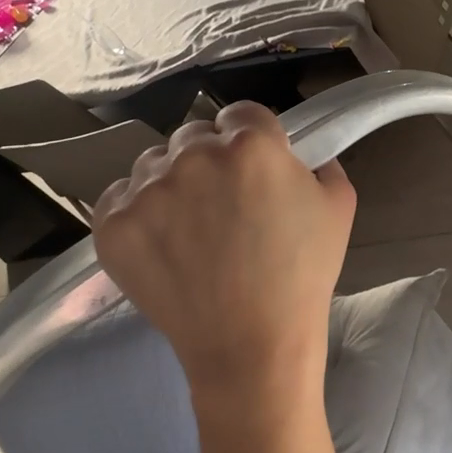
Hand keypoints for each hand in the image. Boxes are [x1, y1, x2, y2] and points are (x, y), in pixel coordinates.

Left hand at [93, 101, 356, 397]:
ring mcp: (147, 191)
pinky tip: (166, 238)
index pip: (243, 112)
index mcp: (253, 146)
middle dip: (212, 155)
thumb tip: (300, 157)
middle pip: (195, 134)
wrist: (252, 340)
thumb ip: (321, 164)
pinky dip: (141, 210)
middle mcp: (193, 157)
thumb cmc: (305, 272)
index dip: (255, 136)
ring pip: (155, 162)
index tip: (260, 163)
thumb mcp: (339, 207)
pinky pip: (121, 196)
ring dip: (173, 179)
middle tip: (229, 196)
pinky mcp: (111, 225)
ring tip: (193, 220)